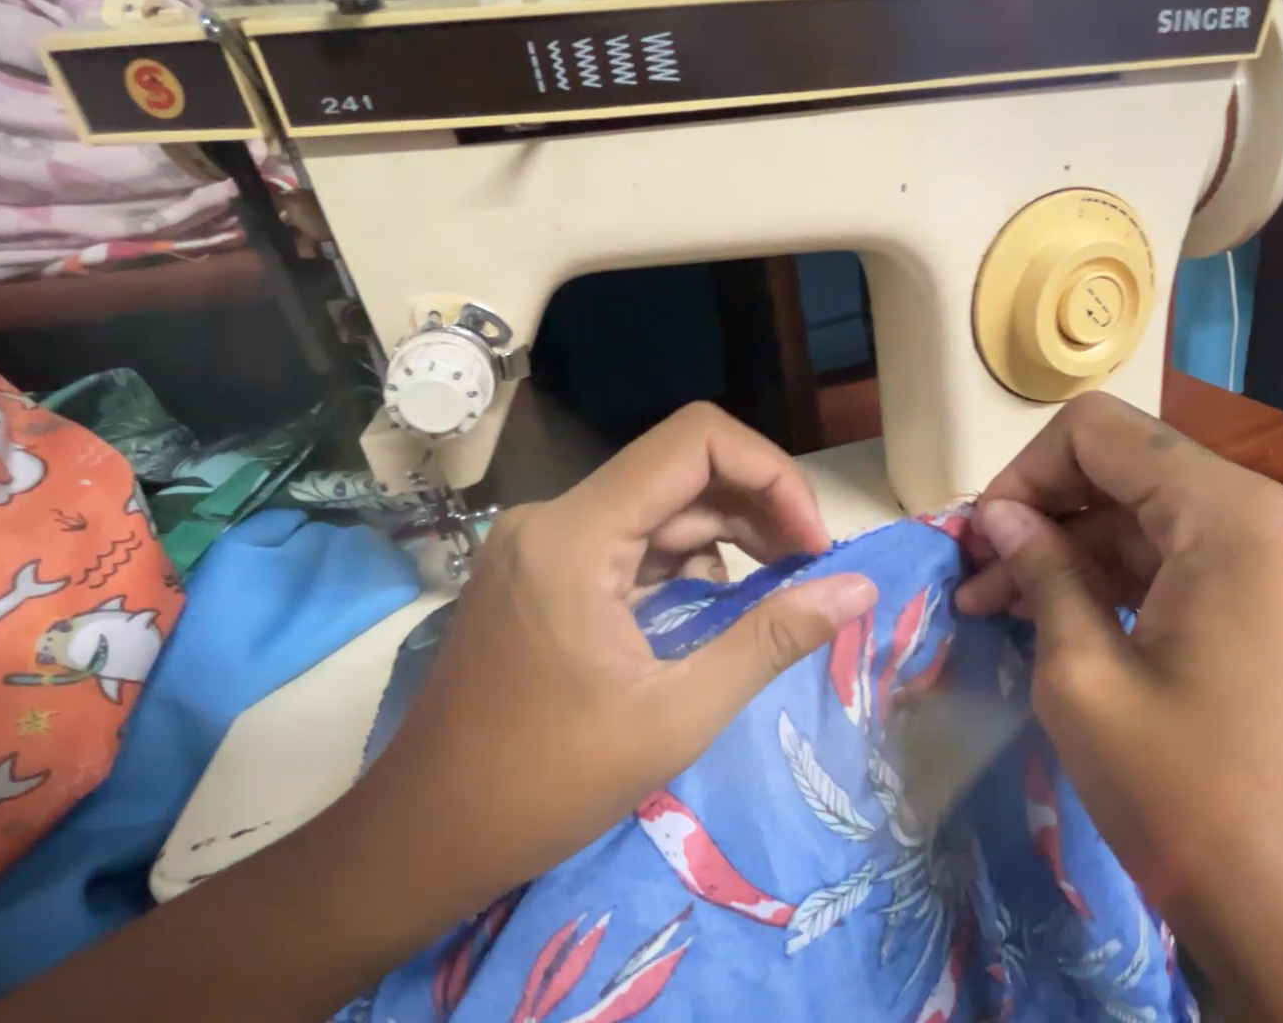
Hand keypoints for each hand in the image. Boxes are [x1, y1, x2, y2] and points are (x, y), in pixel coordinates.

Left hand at [0, 404, 878, 1022]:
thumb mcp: (679, 715)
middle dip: (760, 507)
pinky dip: (687, 563)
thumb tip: (859, 588)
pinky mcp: (544, 572)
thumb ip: (774, 639)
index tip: (812, 544)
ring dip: (729, 535)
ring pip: (661, 506)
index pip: (696, 442)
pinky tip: (717, 607)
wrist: (423, 840)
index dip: (773, 474)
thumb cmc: (548, 783)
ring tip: (779, 587)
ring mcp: (544, 544)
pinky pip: (633, 542)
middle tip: (811, 569)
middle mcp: (555, 518)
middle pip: (683, 470)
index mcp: (579, 535)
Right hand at [955, 392, 1282, 1020]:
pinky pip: (1191, 566)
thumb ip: (1041, 573)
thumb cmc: (1189, 798)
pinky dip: (1124, 583)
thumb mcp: (1084, 679)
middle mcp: (1274, 518)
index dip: (1023, 474)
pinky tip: (1064, 621)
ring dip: (1076, 554)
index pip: (1099, 432)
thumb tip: (997, 516)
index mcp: (1231, 514)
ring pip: (1156, 523)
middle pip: (1131, 472)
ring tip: (999, 607)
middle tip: (977, 579)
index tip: (979, 539)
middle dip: (1044, 516)